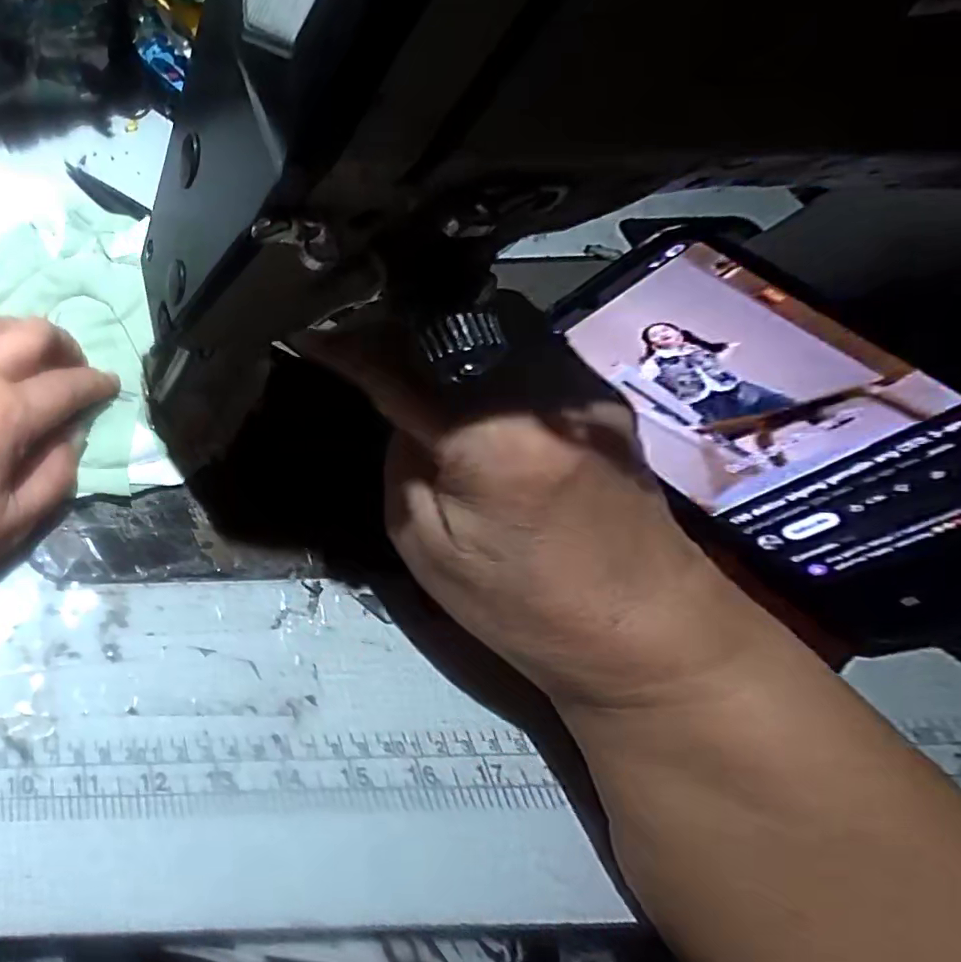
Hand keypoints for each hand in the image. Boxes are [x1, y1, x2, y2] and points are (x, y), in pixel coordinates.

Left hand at [0, 317, 117, 620]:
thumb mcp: (12, 523)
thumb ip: (55, 473)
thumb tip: (72, 435)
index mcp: (2, 414)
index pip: (67, 385)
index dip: (96, 384)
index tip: (111, 386)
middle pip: (34, 333)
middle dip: (66, 346)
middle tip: (75, 371)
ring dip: (23, 337)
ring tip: (31, 365)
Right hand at [299, 305, 776, 710]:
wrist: (649, 636)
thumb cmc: (524, 608)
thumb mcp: (427, 546)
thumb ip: (402, 461)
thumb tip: (401, 408)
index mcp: (490, 439)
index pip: (400, 372)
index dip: (349, 350)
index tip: (312, 333)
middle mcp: (543, 394)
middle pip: (453, 329)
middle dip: (394, 329)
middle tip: (354, 337)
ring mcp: (582, 390)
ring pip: (494, 325)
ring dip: (440, 333)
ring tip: (400, 347)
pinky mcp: (602, 398)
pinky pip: (526, 347)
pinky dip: (481, 348)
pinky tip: (459, 369)